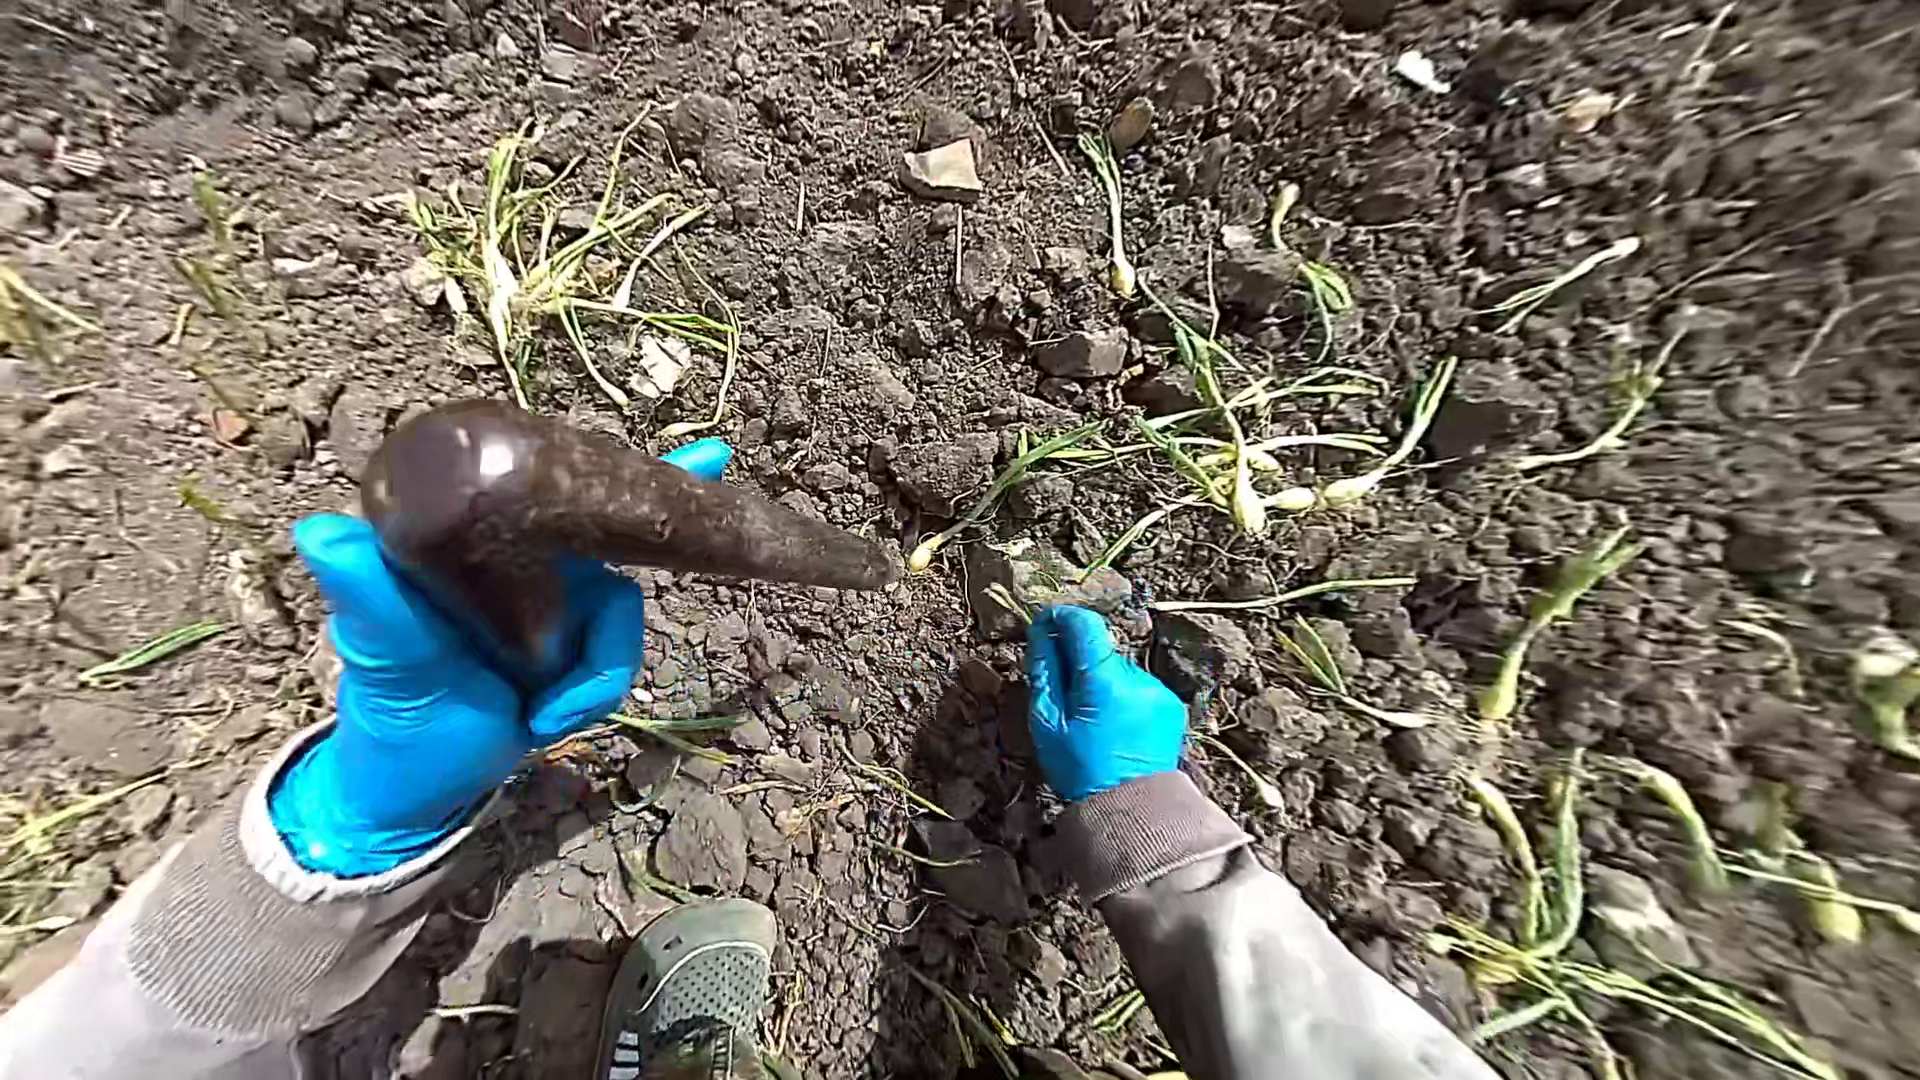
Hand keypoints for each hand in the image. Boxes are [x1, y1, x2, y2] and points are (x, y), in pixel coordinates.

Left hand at [270, 437, 732, 876]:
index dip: (620, 471)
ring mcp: (574, 615)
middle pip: (619, 553)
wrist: (430, 785)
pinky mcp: (591, 656)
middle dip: (663, 533)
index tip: (704, 452)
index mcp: (496, 554)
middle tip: (715, 488)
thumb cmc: (399, 711)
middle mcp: (545, 574)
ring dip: (596, 668)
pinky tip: (555, 714)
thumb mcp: (388, 656)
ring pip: (626, 616)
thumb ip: (372, 596)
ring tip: (549, 708)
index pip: (560, 503)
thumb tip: (325, 529)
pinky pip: (622, 660)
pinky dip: (596, 691)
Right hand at [1026, 605, 1185, 800]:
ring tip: (1088, 715)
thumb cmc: (1081, 770)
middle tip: (1060, 686)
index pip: (1084, 624)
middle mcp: (1137, 678)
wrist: (1133, 812)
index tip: (1044, 624)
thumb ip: (1045, 671)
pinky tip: (1111, 723)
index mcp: (1105, 682)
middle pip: (1099, 648)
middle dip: (1077, 658)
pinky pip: (1135, 685)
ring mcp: (1158, 691)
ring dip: (1099, 679)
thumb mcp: (1048, 722)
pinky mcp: (1169, 704)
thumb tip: (1041, 632)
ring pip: (1116, 667)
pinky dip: (1118, 694)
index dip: (1060, 618)